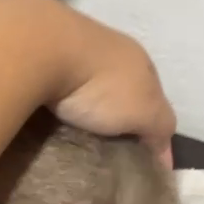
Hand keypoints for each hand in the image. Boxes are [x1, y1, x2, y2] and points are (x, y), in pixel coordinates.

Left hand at [0, 0, 177, 166]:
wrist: (39, 47)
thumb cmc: (100, 84)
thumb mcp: (145, 111)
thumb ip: (160, 128)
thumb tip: (164, 157)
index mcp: (140, 61)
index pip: (154, 98)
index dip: (150, 128)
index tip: (139, 158)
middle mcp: (111, 49)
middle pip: (121, 89)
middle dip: (116, 115)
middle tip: (105, 148)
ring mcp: (73, 45)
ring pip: (88, 83)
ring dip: (85, 104)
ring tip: (74, 134)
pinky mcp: (41, 50)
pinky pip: (57, 81)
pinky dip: (58, 97)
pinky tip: (49, 113)